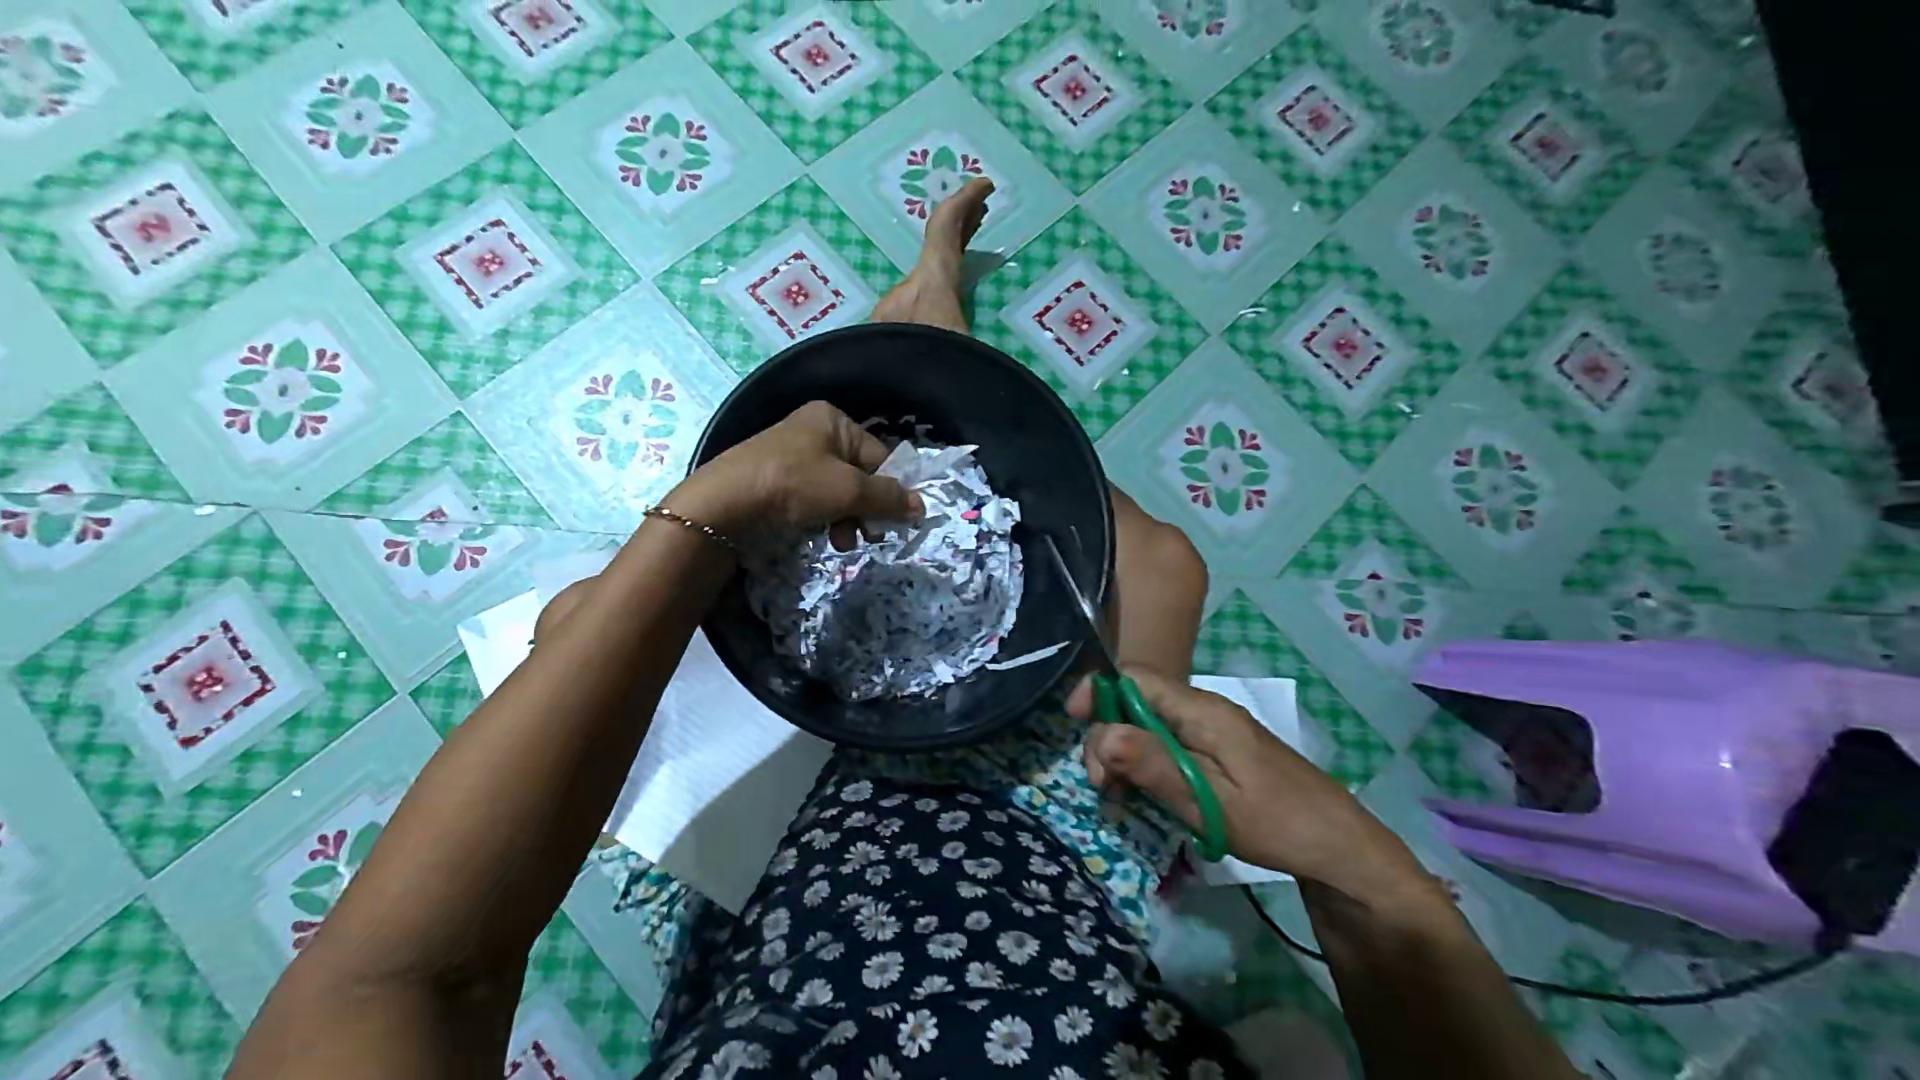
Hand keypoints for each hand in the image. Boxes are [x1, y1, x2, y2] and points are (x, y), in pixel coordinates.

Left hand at [664, 401, 921, 537]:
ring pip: (838, 491)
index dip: (891, 489)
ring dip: (848, 519)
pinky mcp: (778, 481)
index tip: (898, 520)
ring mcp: (793, 456)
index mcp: (833, 420)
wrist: (724, 505)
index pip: (880, 456)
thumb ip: (889, 497)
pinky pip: (815, 498)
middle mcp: (814, 431)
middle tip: (871, 535)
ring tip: (844, 542)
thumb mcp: (849, 490)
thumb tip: (922, 507)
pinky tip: (825, 538)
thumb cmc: (794, 485)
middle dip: (867, 508)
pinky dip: (825, 519)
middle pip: (860, 474)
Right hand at [1071, 668, 1431, 903]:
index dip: (1098, 691)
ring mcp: (1210, 729)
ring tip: (1117, 795)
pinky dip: (1144, 762)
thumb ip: (1154, 765)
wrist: (1340, 848)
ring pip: (1147, 723)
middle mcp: (1202, 709)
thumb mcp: (1209, 801)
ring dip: (1122, 753)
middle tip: (1102, 787)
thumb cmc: (1276, 823)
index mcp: (1201, 711)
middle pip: (1135, 702)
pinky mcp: (1215, 749)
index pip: (1135, 677)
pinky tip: (1141, 792)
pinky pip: (1166, 742)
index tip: (1073, 724)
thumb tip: (1101, 733)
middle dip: (1106, 736)